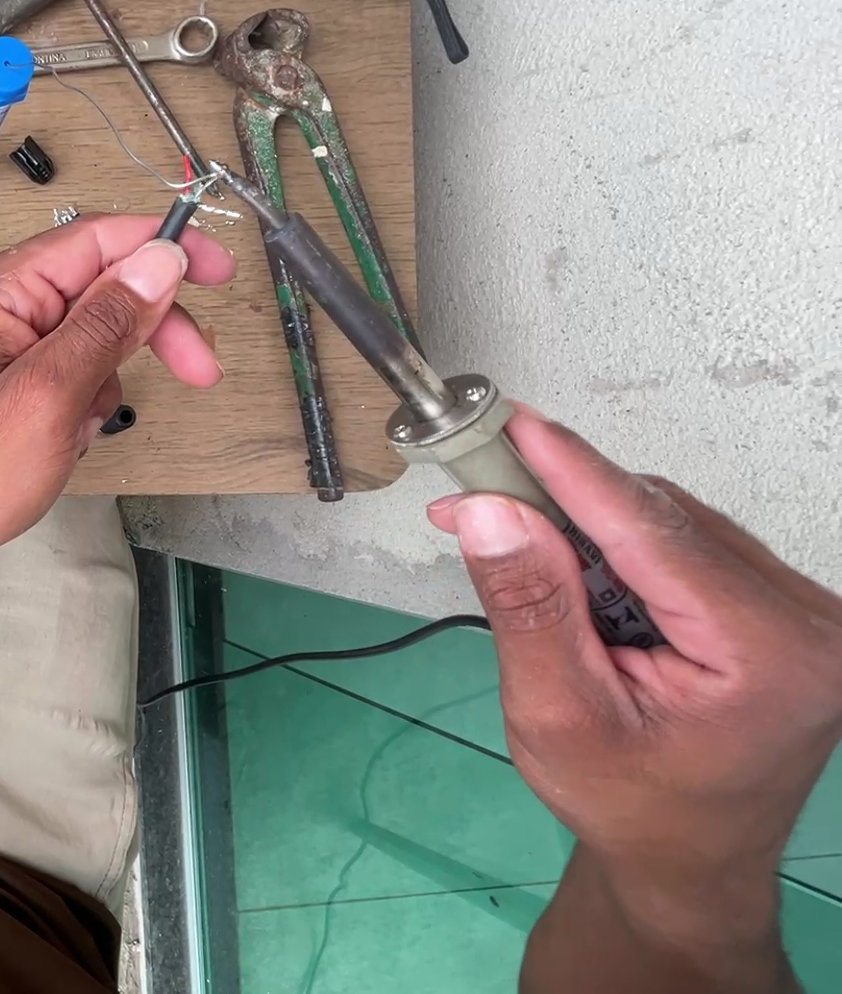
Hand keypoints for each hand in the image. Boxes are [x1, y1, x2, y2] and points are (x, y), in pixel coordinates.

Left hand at [0, 214, 235, 651]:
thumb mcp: (49, 396)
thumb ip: (106, 323)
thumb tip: (160, 259)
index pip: (94, 240)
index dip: (163, 246)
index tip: (220, 272)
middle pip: (100, 287)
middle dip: (149, 328)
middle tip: (200, 369)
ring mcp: (3, 344)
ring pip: (93, 335)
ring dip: (107, 381)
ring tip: (77, 429)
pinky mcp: (11, 378)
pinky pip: (73, 370)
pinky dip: (85, 403)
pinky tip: (66, 438)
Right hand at [429, 407, 841, 985]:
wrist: (679, 853)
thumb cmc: (617, 797)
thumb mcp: (553, 708)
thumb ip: (527, 606)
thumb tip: (488, 513)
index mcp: (773, 652)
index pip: (655, 534)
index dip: (575, 472)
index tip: (513, 423)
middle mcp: (809, 618)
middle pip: (661, 520)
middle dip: (557, 495)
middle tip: (467, 485)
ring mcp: (797, 612)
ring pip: (664, 525)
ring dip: (571, 516)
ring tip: (488, 520)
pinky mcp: (768, 611)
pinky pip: (672, 547)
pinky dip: (599, 539)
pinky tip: (545, 550)